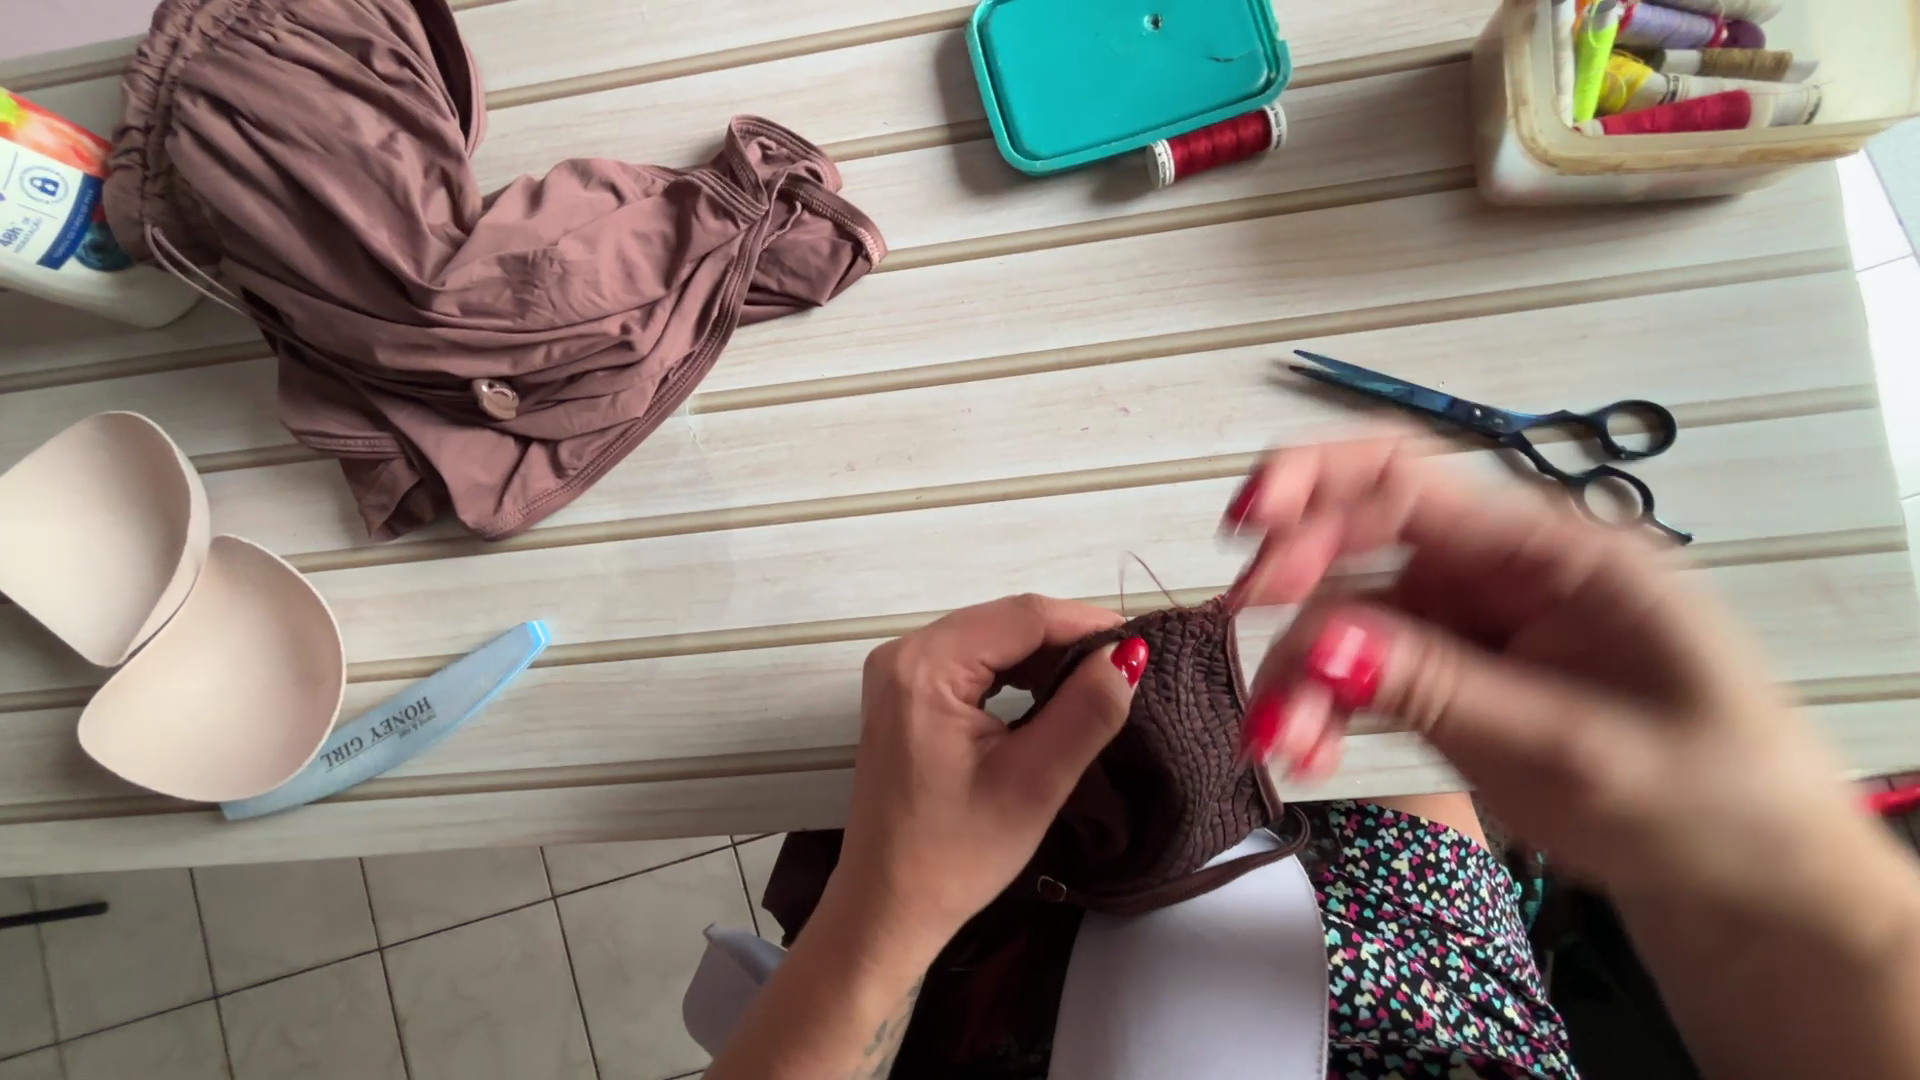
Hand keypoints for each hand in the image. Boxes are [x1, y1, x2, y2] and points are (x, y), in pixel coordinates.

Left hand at [827, 595, 1146, 959]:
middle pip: (1002, 620)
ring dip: (1042, 654)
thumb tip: (1129, 655)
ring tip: (1093, 681)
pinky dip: (1012, 669)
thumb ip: (1086, 711)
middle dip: (1065, 637)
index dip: (1085, 621)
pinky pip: (970, 658)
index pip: (1021, 616)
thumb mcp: (1034, 783)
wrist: (888, 903)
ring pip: (989, 636)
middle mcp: (903, 651)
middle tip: (1123, 666)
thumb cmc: (957, 854)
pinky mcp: (903, 688)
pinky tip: (1046, 692)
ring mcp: (898, 668)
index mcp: (925, 667)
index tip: (1142, 642)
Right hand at [1219, 433, 1868, 900]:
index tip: (1244, 525)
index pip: (1406, 480)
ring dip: (1294, 676)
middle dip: (1288, 590)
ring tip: (1283, 744)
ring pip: (1333, 618)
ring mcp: (1453, 621)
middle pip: (1350, 544)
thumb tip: (1309, 640)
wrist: (1739, 887)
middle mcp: (1487, 571)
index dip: (1313, 482)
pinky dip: (1313, 705)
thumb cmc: (1695, 802)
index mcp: (1547, 552)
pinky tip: (1307, 747)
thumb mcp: (1569, 745)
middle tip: (1249, 640)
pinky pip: (1345, 669)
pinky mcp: (1431, 669)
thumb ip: (1433, 686)